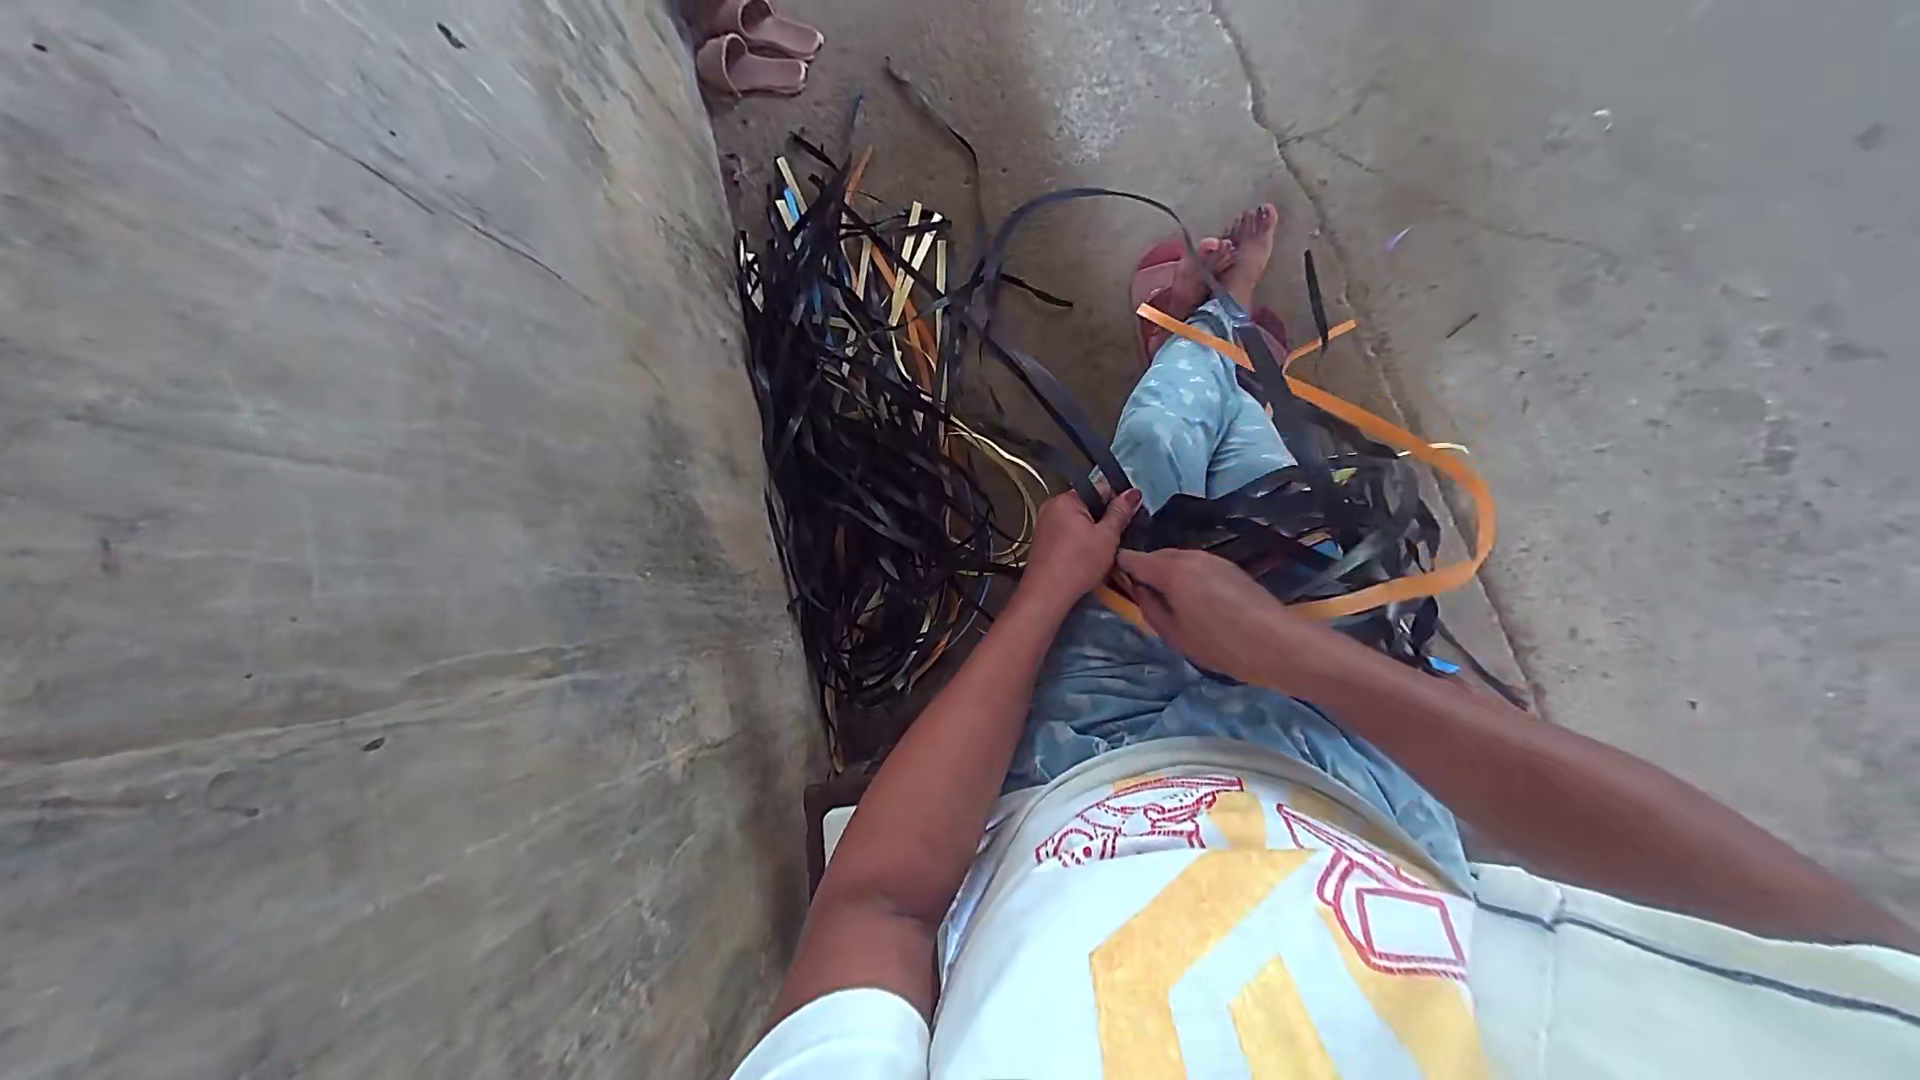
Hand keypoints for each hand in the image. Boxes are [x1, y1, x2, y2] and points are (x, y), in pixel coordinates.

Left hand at [1019, 489, 1143, 610]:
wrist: (1047, 594)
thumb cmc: (1079, 563)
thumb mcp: (1107, 536)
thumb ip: (1120, 513)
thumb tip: (1133, 493)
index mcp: (1065, 499)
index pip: (1099, 488)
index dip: (1118, 501)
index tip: (1131, 516)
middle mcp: (1051, 506)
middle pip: (1087, 505)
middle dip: (1104, 518)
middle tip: (1119, 536)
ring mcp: (1044, 524)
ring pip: (1077, 521)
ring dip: (1092, 531)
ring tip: (1105, 548)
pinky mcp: (1042, 541)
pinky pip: (1067, 533)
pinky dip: (1079, 541)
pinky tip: (1088, 556)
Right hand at [1115, 547, 1352, 690]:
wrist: (1279, 644)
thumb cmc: (1220, 644)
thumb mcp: (1172, 633)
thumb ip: (1148, 606)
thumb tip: (1137, 589)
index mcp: (1170, 569)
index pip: (1130, 557)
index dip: (1118, 568)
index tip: (1116, 585)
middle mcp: (1189, 555)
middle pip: (1154, 556)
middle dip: (1144, 572)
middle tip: (1144, 599)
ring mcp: (1211, 558)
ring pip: (1176, 560)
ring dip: (1167, 575)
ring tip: (1171, 603)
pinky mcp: (1228, 566)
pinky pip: (1195, 565)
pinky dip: (1186, 577)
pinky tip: (1195, 602)